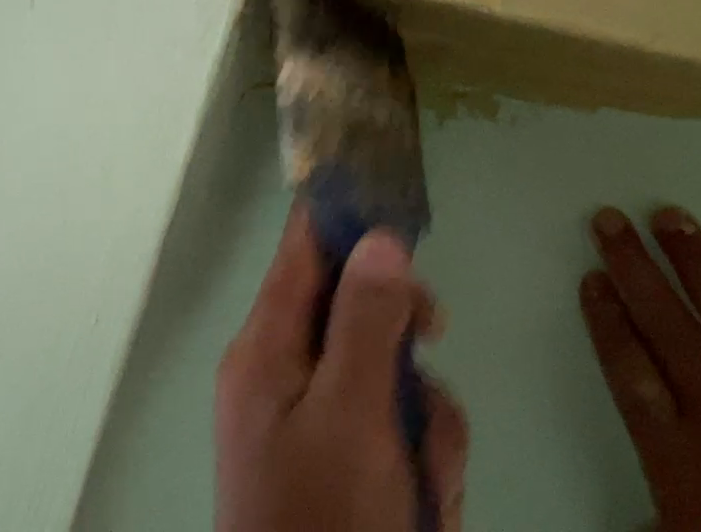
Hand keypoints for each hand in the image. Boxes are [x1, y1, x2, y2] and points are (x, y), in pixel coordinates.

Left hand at [217, 204, 468, 531]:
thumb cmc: (325, 521)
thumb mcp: (352, 417)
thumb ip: (367, 323)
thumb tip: (380, 235)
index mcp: (266, 347)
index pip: (303, 248)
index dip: (348, 216)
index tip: (400, 200)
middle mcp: (284, 372)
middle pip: (356, 309)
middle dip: (404, 335)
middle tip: (435, 339)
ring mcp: (315, 421)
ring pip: (388, 374)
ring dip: (423, 418)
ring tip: (423, 478)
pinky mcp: (343, 463)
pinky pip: (393, 429)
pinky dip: (420, 459)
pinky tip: (424, 505)